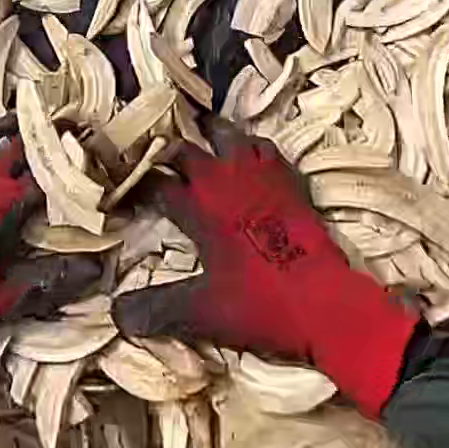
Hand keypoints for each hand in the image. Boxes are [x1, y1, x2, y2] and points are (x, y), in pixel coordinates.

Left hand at [0, 120, 101, 389]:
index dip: (59, 167)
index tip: (74, 153)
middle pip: (15, 150)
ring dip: (1, 131)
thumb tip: (89, 273)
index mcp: (4, 208)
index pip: (40, 178)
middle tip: (56, 123)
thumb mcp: (1, 299)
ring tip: (16, 120)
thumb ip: (40, 281)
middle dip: (37, 139)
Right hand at [112, 121, 418, 417]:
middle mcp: (223, 180)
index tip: (123, 189)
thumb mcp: (203, 313)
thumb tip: (115, 314)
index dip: (135, 185)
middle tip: (155, 158)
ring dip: (206, 134)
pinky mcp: (288, 178)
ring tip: (197, 138)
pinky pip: (263, 146)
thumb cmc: (264, 305)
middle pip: (184, 148)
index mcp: (199, 206)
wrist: (333, 306)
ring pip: (225, 133)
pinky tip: (245, 156)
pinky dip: (248, 145)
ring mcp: (258, 174)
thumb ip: (157, 309)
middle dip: (165, 151)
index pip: (154, 183)